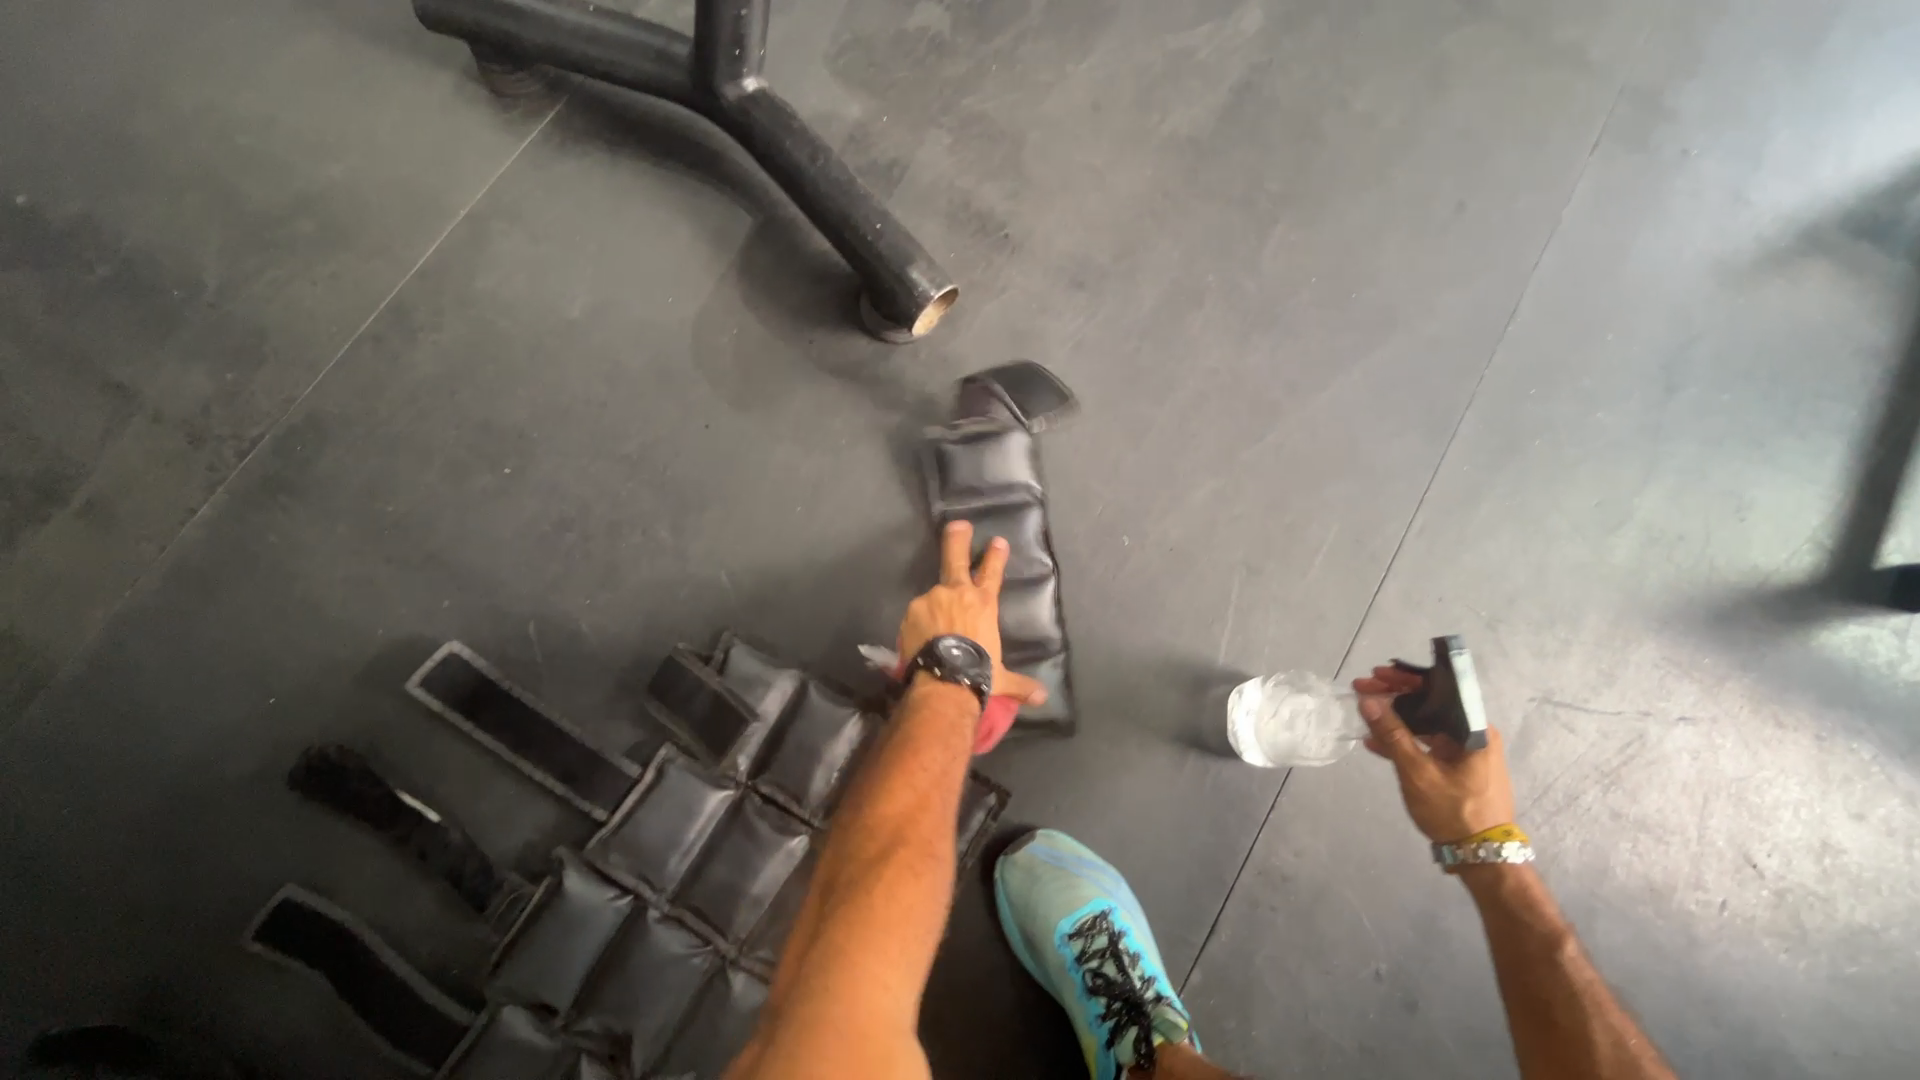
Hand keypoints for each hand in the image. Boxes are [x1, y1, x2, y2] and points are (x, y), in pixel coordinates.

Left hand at [898, 522, 1046, 712]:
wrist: (944, 681)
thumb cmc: (978, 674)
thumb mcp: (1001, 678)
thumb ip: (1020, 683)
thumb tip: (1043, 697)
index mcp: (983, 604)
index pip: (992, 573)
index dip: (995, 556)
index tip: (997, 541)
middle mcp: (957, 594)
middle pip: (955, 558)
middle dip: (957, 539)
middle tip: (957, 525)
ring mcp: (932, 599)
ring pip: (933, 598)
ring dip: (935, 608)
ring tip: (934, 630)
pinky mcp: (912, 611)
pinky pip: (917, 615)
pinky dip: (920, 622)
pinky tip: (921, 638)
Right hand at [1351, 665, 1514, 842]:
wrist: (1483, 857)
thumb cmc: (1454, 811)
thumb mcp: (1417, 772)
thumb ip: (1392, 735)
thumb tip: (1368, 701)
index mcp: (1474, 730)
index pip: (1439, 690)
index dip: (1405, 679)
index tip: (1376, 675)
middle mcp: (1475, 735)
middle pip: (1431, 704)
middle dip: (1395, 695)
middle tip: (1362, 689)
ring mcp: (1467, 752)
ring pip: (1426, 724)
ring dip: (1396, 717)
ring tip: (1365, 712)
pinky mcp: (1458, 768)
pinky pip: (1428, 743)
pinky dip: (1404, 740)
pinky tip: (1376, 743)